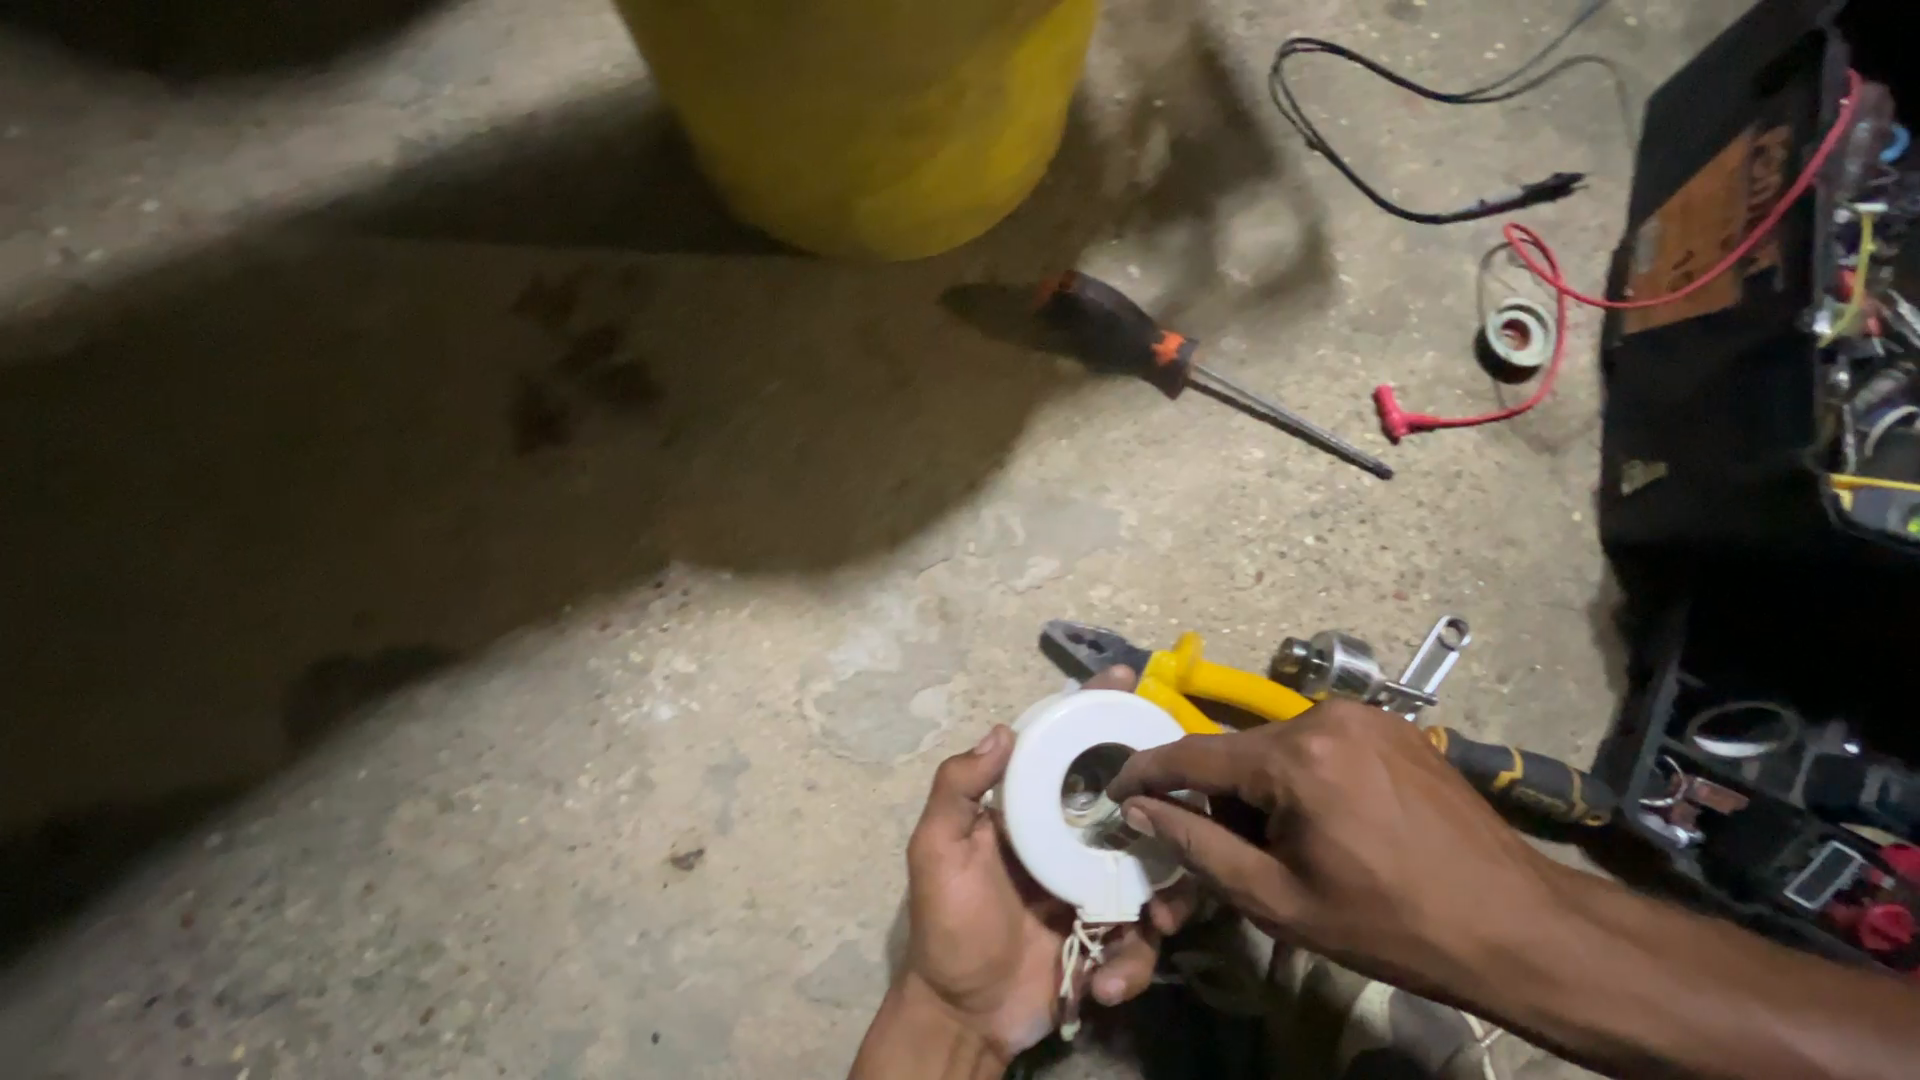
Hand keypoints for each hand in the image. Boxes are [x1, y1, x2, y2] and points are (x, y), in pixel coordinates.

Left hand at [892, 667, 1194, 1058]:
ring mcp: (1096, 885)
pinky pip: (1142, 936)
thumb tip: (1001, 729)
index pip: (1065, 748)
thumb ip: (956, 789)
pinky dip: (1131, 962)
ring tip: (1156, 922)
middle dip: (1165, 812)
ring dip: (1166, 898)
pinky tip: (1103, 985)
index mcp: (1033, 809)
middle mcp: (1071, 836)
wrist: (964, 1014)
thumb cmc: (947, 923)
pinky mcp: (1112, 935)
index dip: (1094, 710)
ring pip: (1154, 870)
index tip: (1126, 680)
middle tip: (1182, 825)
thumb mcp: (936, 850)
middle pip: (1131, 804)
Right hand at [1107, 699, 1562, 1004]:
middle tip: (1229, 852)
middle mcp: (1324, 716)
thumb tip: (1140, 807)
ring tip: (1288, 846)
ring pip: (1275, 747)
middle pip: (1237, 753)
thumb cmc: (1391, 924)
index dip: (1145, 773)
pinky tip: (1327, 822)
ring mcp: (1363, 713)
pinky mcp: (1390, 723)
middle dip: (1218, 798)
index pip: (1192, 754)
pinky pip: (1316, 742)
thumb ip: (1198, 845)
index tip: (1115, 792)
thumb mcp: (1279, 901)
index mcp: (1296, 757)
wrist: (1518, 925)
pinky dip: (1299, 777)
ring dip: (1260, 789)